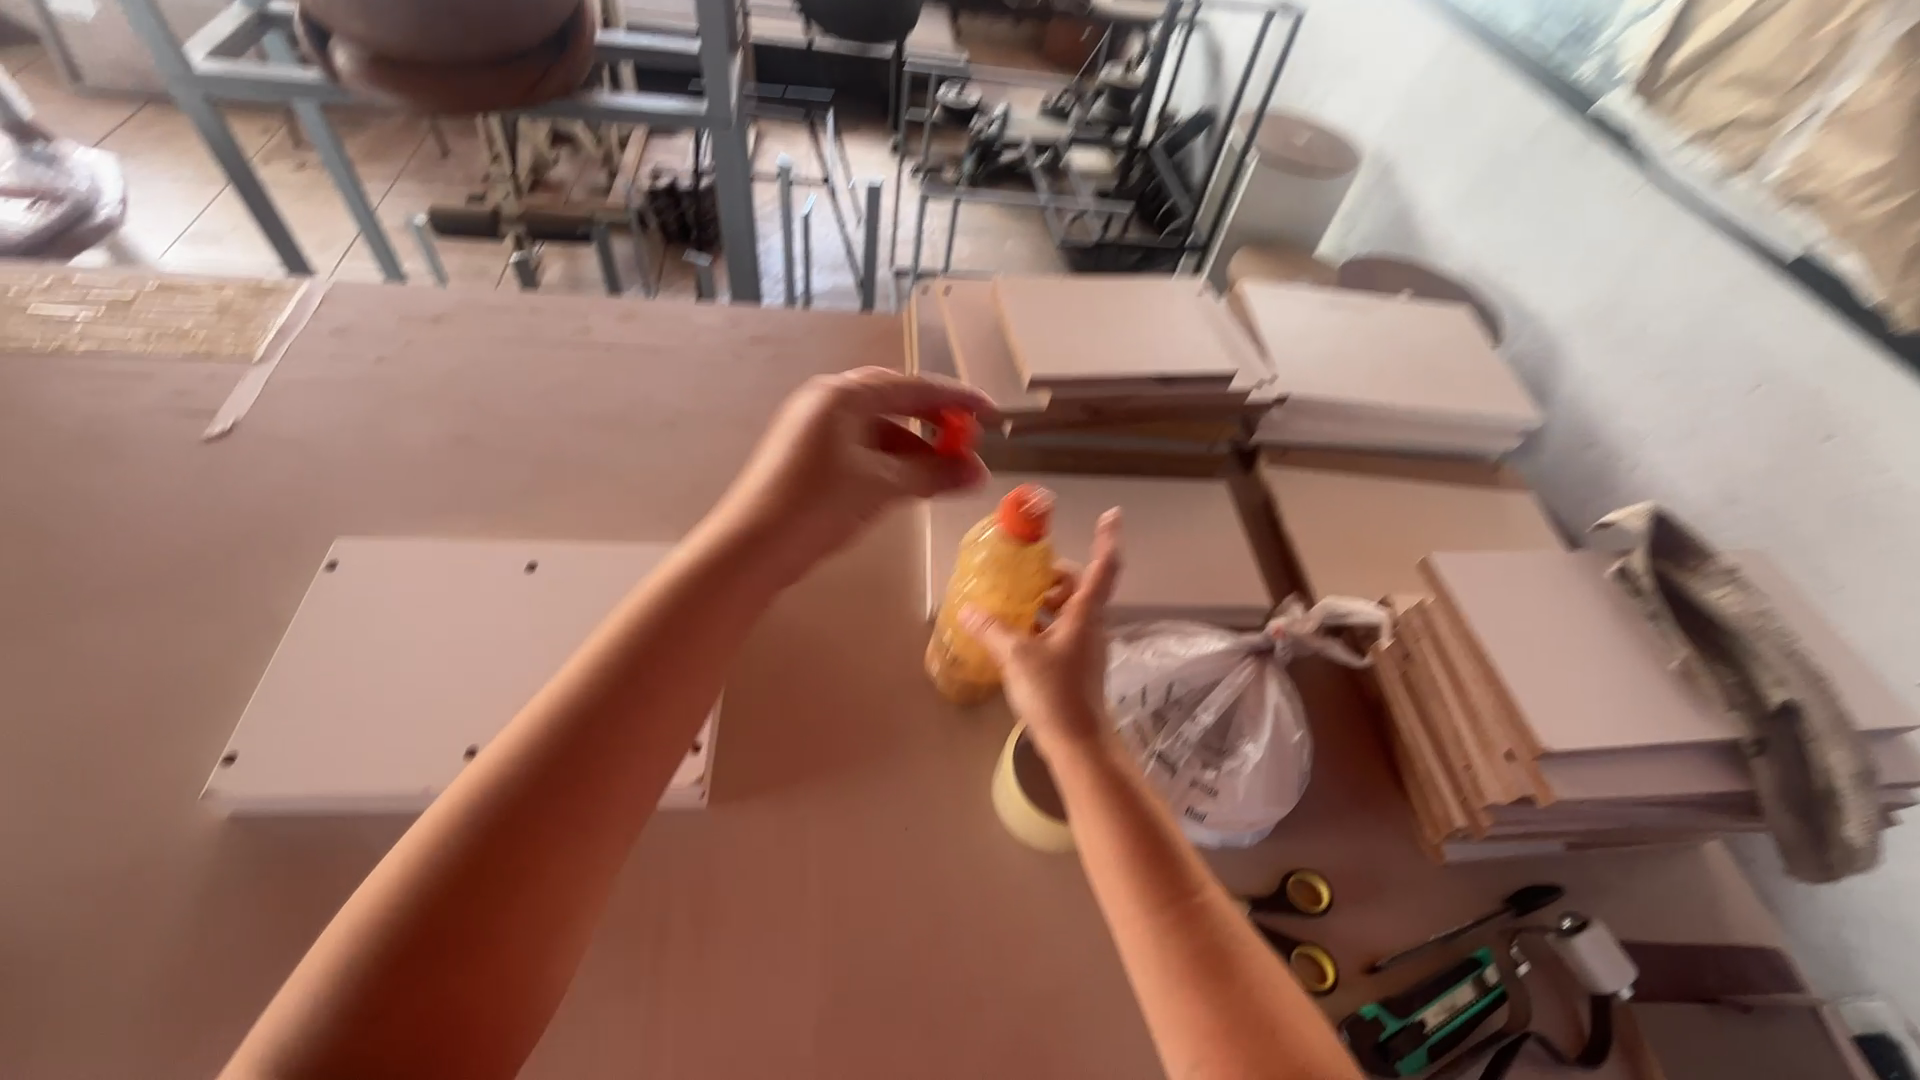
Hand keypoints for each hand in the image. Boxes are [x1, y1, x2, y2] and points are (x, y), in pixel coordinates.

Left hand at [710, 368, 991, 585]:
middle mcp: (827, 400)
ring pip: (879, 428)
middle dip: (936, 422)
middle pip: (896, 401)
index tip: (992, 414)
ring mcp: (815, 427)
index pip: (914, 387)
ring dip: (915, 448)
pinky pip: (863, 448)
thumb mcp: (882, 487)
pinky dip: (891, 462)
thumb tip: (978, 472)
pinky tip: (912, 484)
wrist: (752, 548)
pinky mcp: (810, 455)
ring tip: (948, 473)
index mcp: (844, 394)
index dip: (958, 400)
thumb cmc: (818, 506)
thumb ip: (933, 474)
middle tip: (970, 440)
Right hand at [963, 510, 1123, 757]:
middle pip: (1082, 586)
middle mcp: (1090, 625)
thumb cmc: (1055, 694)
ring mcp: (1084, 647)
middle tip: (1027, 572)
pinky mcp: (1075, 666)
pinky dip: (1041, 624)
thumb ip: (992, 629)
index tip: (1111, 514)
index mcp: (1084, 615)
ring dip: (1046, 600)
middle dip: (1057, 574)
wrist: (1078, 744)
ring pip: (1070, 610)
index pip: (1103, 567)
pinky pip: (1060, 632)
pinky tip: (1015, 634)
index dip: (1107, 539)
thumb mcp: (1017, 657)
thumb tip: (968, 608)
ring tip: (1014, 600)